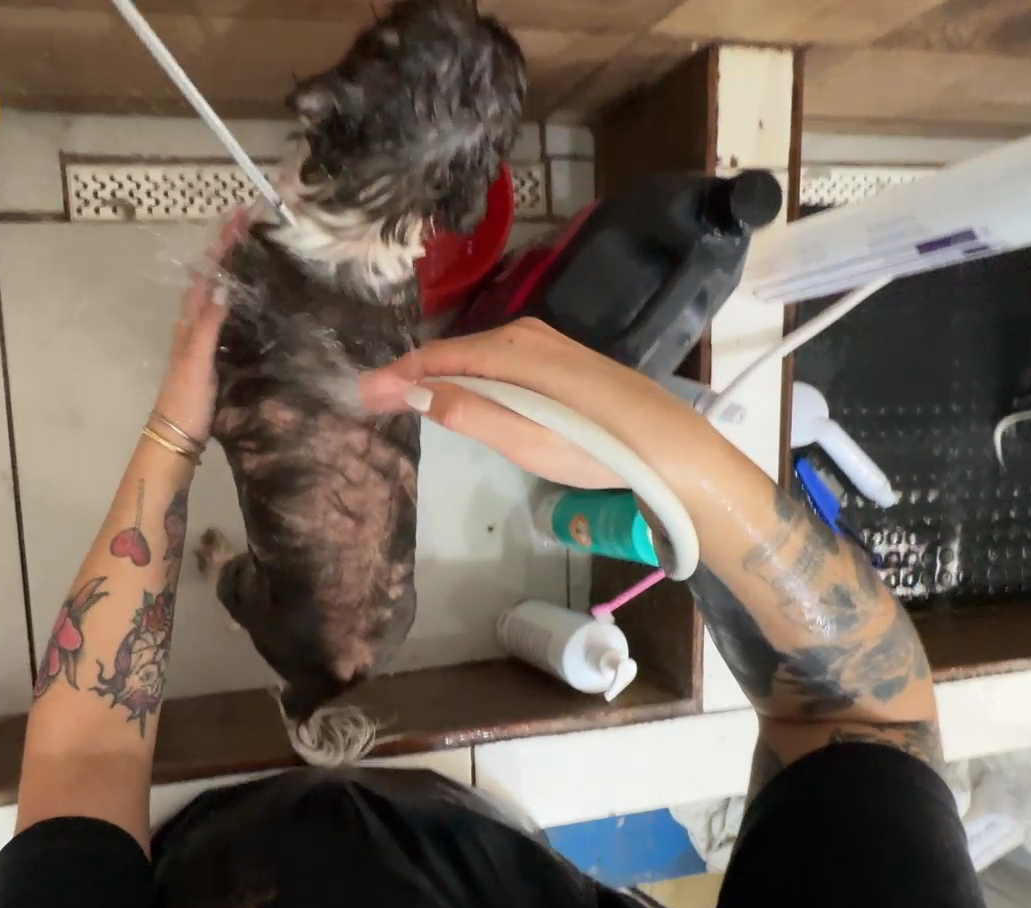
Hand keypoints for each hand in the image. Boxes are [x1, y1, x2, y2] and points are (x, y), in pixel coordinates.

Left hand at [153, 210, 247, 441]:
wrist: (176, 436)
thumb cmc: (186, 400)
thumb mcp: (198, 362)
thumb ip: (208, 326)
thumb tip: (223, 287)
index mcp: (190, 322)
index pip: (206, 274)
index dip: (221, 245)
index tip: (238, 217)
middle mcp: (193, 325)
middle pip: (210, 278)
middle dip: (226, 249)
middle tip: (248, 225)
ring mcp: (201, 340)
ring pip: (216, 295)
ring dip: (230, 271)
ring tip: (252, 252)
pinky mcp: (212, 355)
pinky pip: (224, 316)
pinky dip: (235, 299)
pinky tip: (249, 302)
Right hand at [357, 319, 702, 488]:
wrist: (671, 447)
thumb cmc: (595, 448)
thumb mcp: (525, 438)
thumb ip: (467, 412)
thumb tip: (412, 391)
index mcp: (510, 351)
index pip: (435, 358)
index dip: (394, 377)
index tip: (360, 394)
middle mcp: (523, 335)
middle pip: (451, 353)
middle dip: (408, 376)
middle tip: (371, 401)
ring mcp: (543, 343)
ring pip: (472, 357)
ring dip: (435, 376)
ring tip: (401, 399)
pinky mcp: (558, 359)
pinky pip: (494, 362)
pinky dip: (464, 377)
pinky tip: (455, 393)